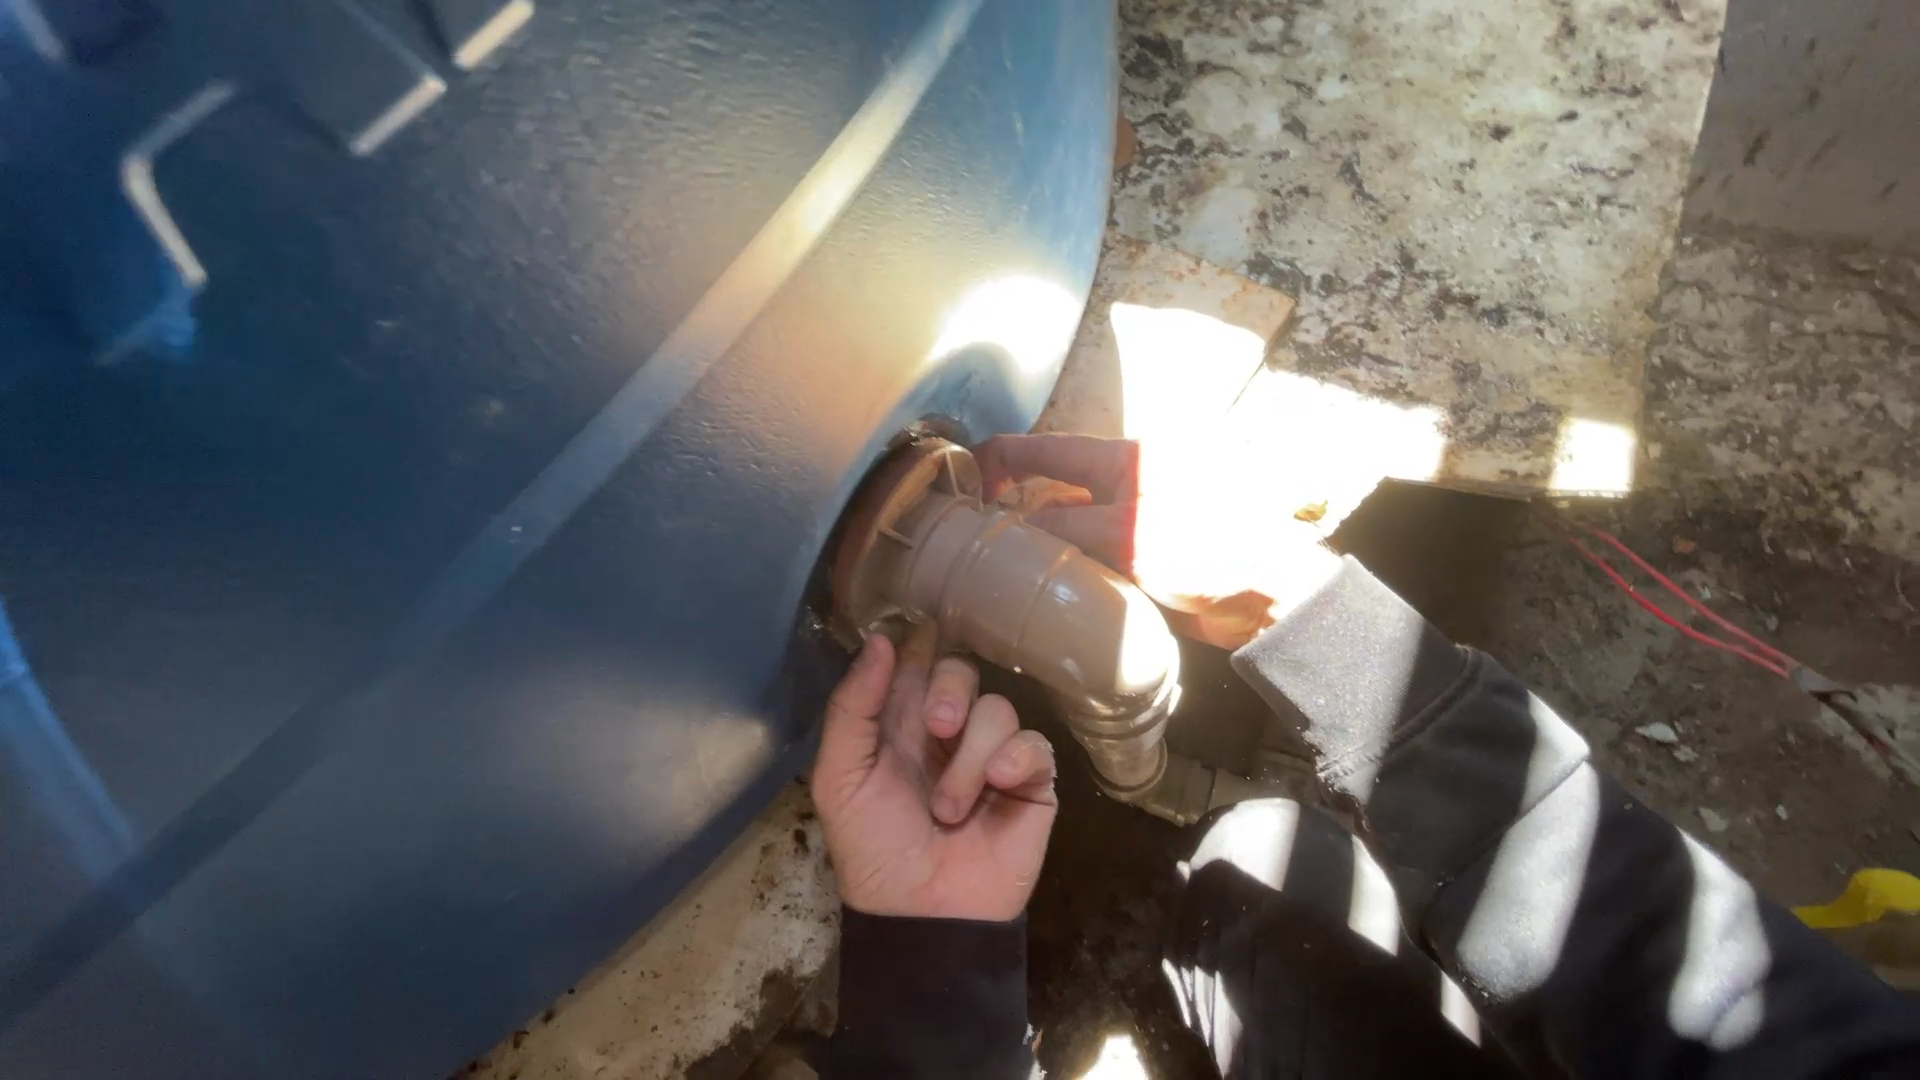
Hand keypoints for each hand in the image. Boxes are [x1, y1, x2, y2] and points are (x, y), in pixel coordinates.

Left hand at [811, 623, 1057, 921]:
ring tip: (950, 807)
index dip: (917, 646)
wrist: (922, 917)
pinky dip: (1016, 757)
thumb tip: (881, 638)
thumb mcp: (841, 777)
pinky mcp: (1030, 779)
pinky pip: (1034, 743)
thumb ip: (853, 707)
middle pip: (961, 670)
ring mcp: (992, 752)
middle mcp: (949, 729)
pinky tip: (999, 784)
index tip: (919, 631)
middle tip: (937, 728)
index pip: (915, 661)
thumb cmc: (874, 847)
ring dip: (972, 754)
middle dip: (950, 691)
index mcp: (900, 722)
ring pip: (997, 707)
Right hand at [975, 434, 1342, 649]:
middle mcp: (1116, 484)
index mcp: (1117, 460)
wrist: (1267, 594)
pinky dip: (1064, 567)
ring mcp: (1125, 520)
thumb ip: (1065, 531)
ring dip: (1038, 544)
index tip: (968, 496)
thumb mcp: (1127, 534)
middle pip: (1047, 487)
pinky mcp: (1134, 555)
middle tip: (973, 542)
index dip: (997, 462)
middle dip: (1011, 508)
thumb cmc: (1202, 547)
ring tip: (1001, 570)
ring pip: (1063, 527)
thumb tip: (1013, 533)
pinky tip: (1044, 588)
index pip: (1041, 448)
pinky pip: (1086, 555)